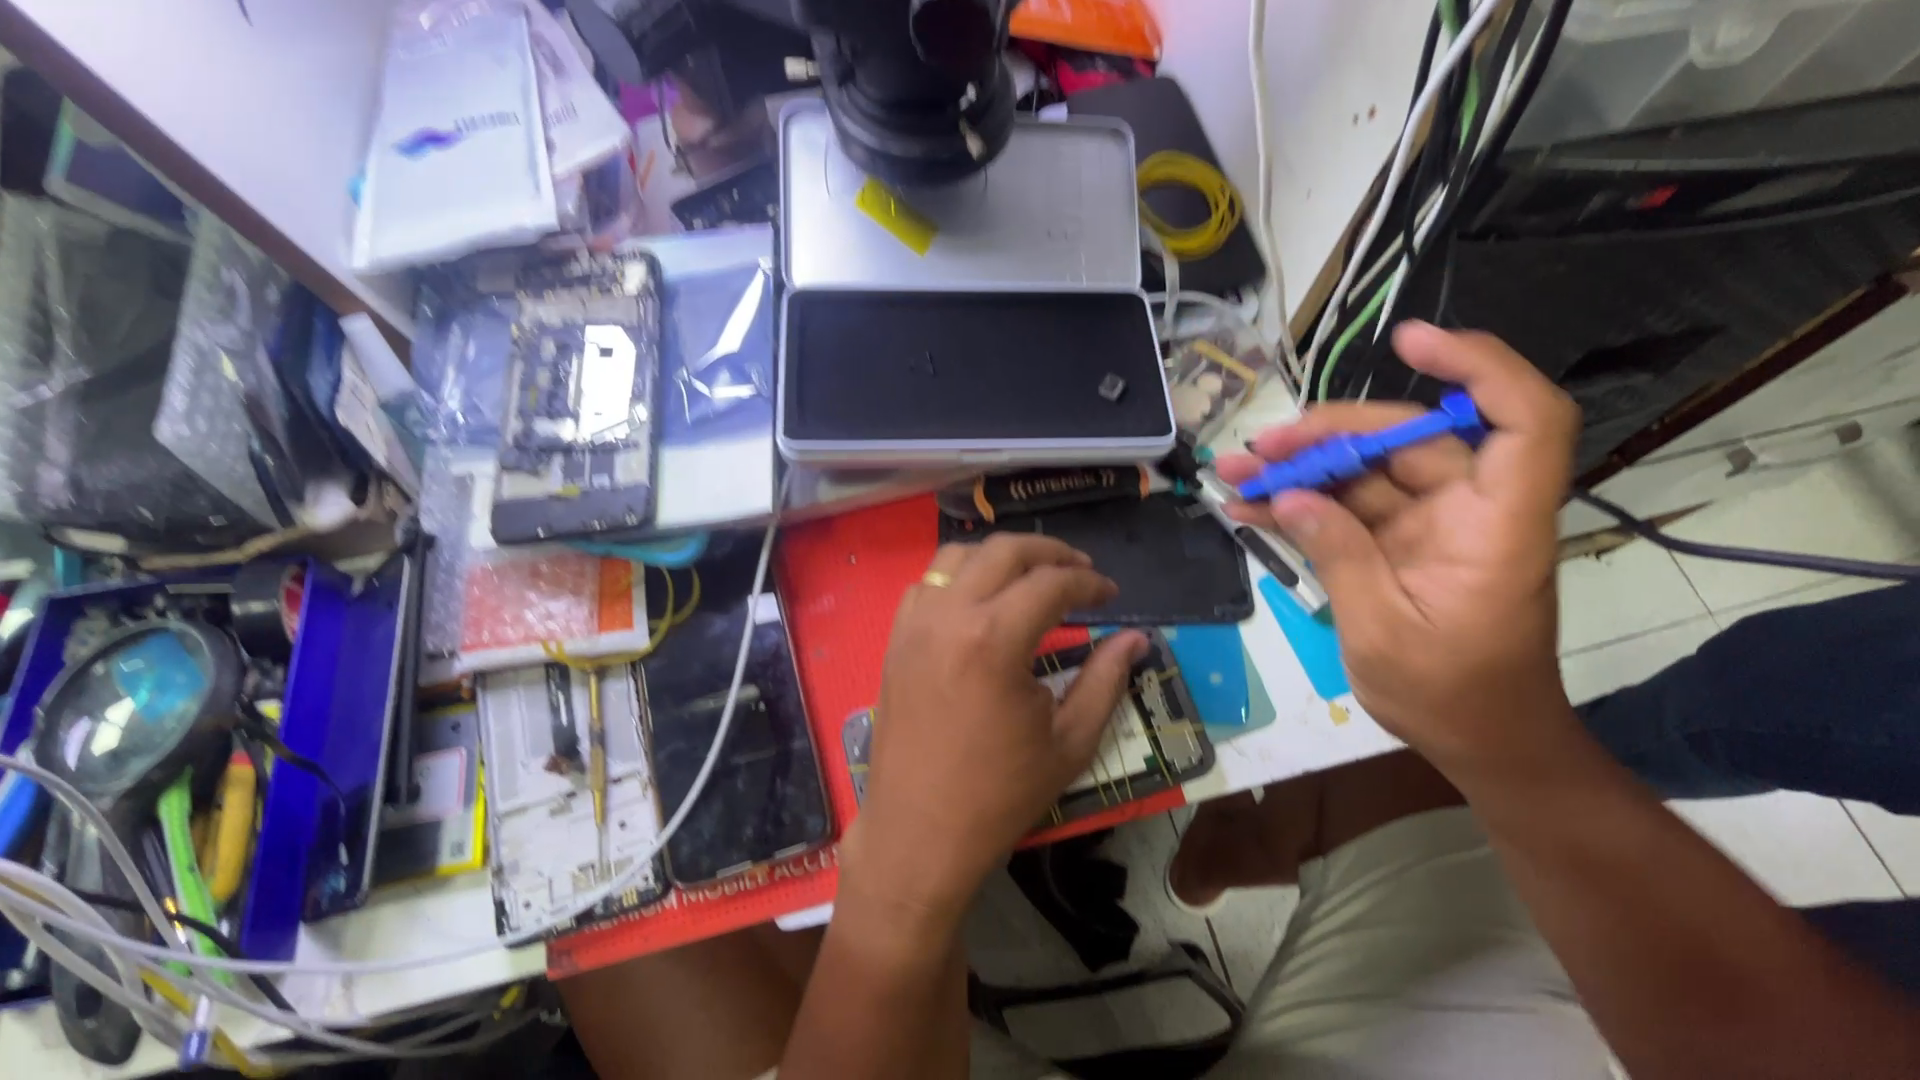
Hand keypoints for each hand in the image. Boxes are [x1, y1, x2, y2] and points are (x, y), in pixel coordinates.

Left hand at [848, 535, 1149, 924]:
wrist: (919, 831)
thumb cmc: (999, 794)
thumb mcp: (1070, 742)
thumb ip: (1106, 681)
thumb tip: (1136, 638)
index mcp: (993, 639)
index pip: (1051, 583)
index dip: (1088, 583)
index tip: (1110, 596)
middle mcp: (948, 616)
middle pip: (1003, 551)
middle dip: (1049, 553)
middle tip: (1080, 572)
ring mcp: (914, 625)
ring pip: (957, 555)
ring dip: (1000, 557)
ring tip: (1031, 578)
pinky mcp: (895, 640)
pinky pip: (926, 584)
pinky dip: (958, 576)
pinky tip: (980, 600)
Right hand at [1216, 322, 1580, 773]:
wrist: (1478, 739)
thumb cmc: (1451, 694)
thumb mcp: (1383, 629)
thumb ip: (1339, 554)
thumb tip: (1290, 497)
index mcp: (1497, 525)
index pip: (1522, 420)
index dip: (1478, 368)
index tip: (1411, 344)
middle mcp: (1470, 509)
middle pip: (1409, 438)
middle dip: (1331, 434)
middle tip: (1262, 449)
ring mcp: (1433, 524)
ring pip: (1367, 470)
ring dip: (1301, 469)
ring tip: (1237, 472)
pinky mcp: (1401, 542)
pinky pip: (1350, 509)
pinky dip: (1303, 506)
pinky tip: (1251, 506)